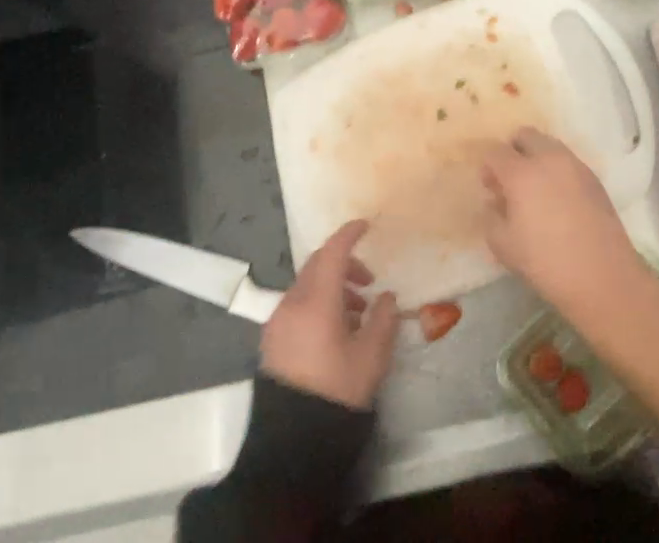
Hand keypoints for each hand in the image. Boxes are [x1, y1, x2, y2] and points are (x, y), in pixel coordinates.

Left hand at [260, 220, 400, 409]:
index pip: (331, 253)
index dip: (348, 235)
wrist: (295, 434)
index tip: (365, 225)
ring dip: (332, 287)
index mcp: (316, 302)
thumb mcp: (371, 356)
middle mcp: (291, 303)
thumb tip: (385, 297)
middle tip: (368, 281)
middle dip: (344, 265)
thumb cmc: (338, 389)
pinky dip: (318, 303)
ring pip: (306, 286)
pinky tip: (337, 329)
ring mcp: (277, 320)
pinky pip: (297, 305)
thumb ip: (382, 319)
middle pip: (316, 267)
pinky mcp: (272, 338)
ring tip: (358, 312)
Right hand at [480, 127, 653, 322]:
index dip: (487, 166)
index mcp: (521, 173)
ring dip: (537, 158)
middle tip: (510, 181)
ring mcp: (576, 166)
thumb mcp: (502, 244)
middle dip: (513, 151)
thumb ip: (491, 216)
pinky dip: (557, 171)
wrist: (603, 276)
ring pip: (549, 146)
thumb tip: (495, 201)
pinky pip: (568, 162)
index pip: (495, 151)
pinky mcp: (595, 179)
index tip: (489, 187)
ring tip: (536, 191)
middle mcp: (549, 160)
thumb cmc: (544, 262)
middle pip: (525, 135)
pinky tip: (558, 201)